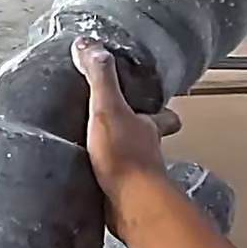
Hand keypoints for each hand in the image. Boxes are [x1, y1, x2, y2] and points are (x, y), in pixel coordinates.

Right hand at [71, 35, 178, 200]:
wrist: (128, 203)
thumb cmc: (123, 155)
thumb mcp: (107, 108)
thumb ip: (99, 77)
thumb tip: (87, 44)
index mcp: (147, 126)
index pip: (162, 114)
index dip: (159, 109)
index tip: (151, 103)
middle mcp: (146, 149)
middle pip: (145, 136)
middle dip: (135, 131)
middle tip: (115, 125)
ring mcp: (134, 172)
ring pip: (129, 158)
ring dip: (115, 153)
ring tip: (90, 146)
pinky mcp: (117, 192)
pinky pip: (109, 178)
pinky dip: (100, 174)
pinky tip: (84, 173)